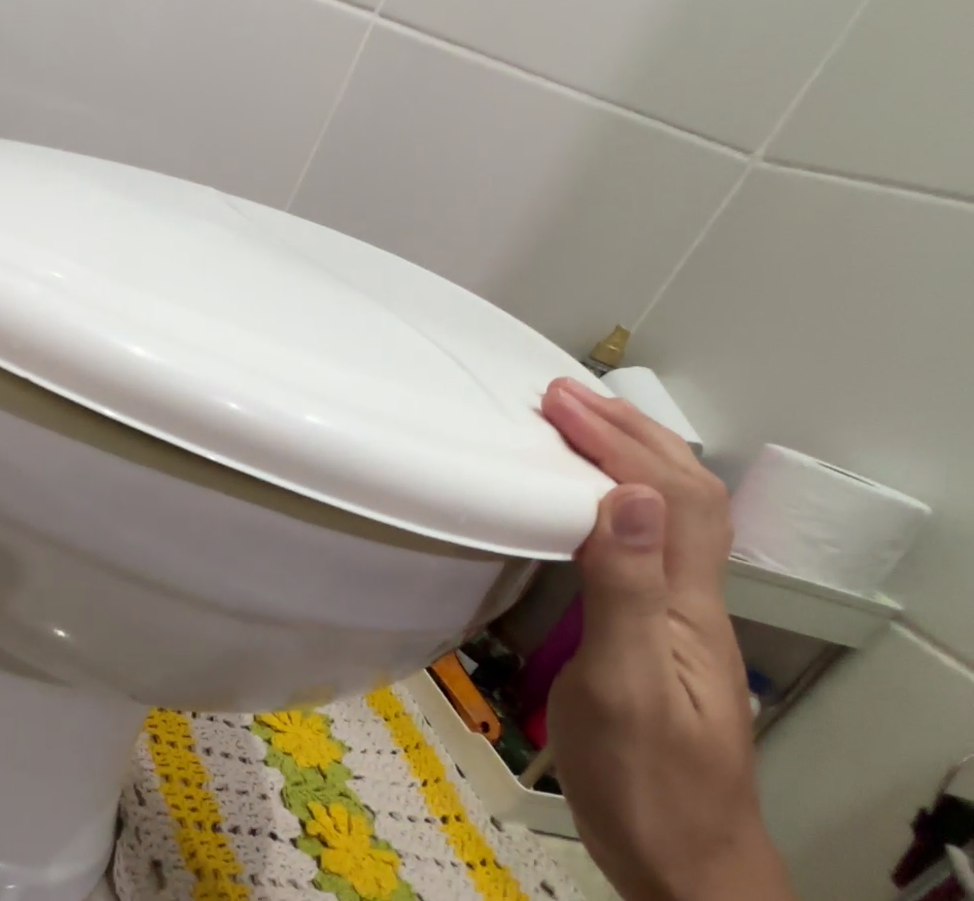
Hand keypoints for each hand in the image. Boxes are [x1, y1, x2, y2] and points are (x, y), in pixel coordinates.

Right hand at [540, 377, 793, 900]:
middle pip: (685, 495)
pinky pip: (645, 545)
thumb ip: (628, 593)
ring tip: (577, 424)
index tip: (556, 403)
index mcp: (689, 606)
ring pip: (673, 517)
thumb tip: (632, 497)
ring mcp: (677, 619)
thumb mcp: (623, 688)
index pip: (672, 498)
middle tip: (562, 396)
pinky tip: (587, 500)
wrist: (681, 859)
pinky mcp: (652, 636)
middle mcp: (693, 601)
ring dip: (630, 456)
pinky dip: (617, 498)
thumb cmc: (643, 780)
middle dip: (628, 433)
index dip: (618, 441)